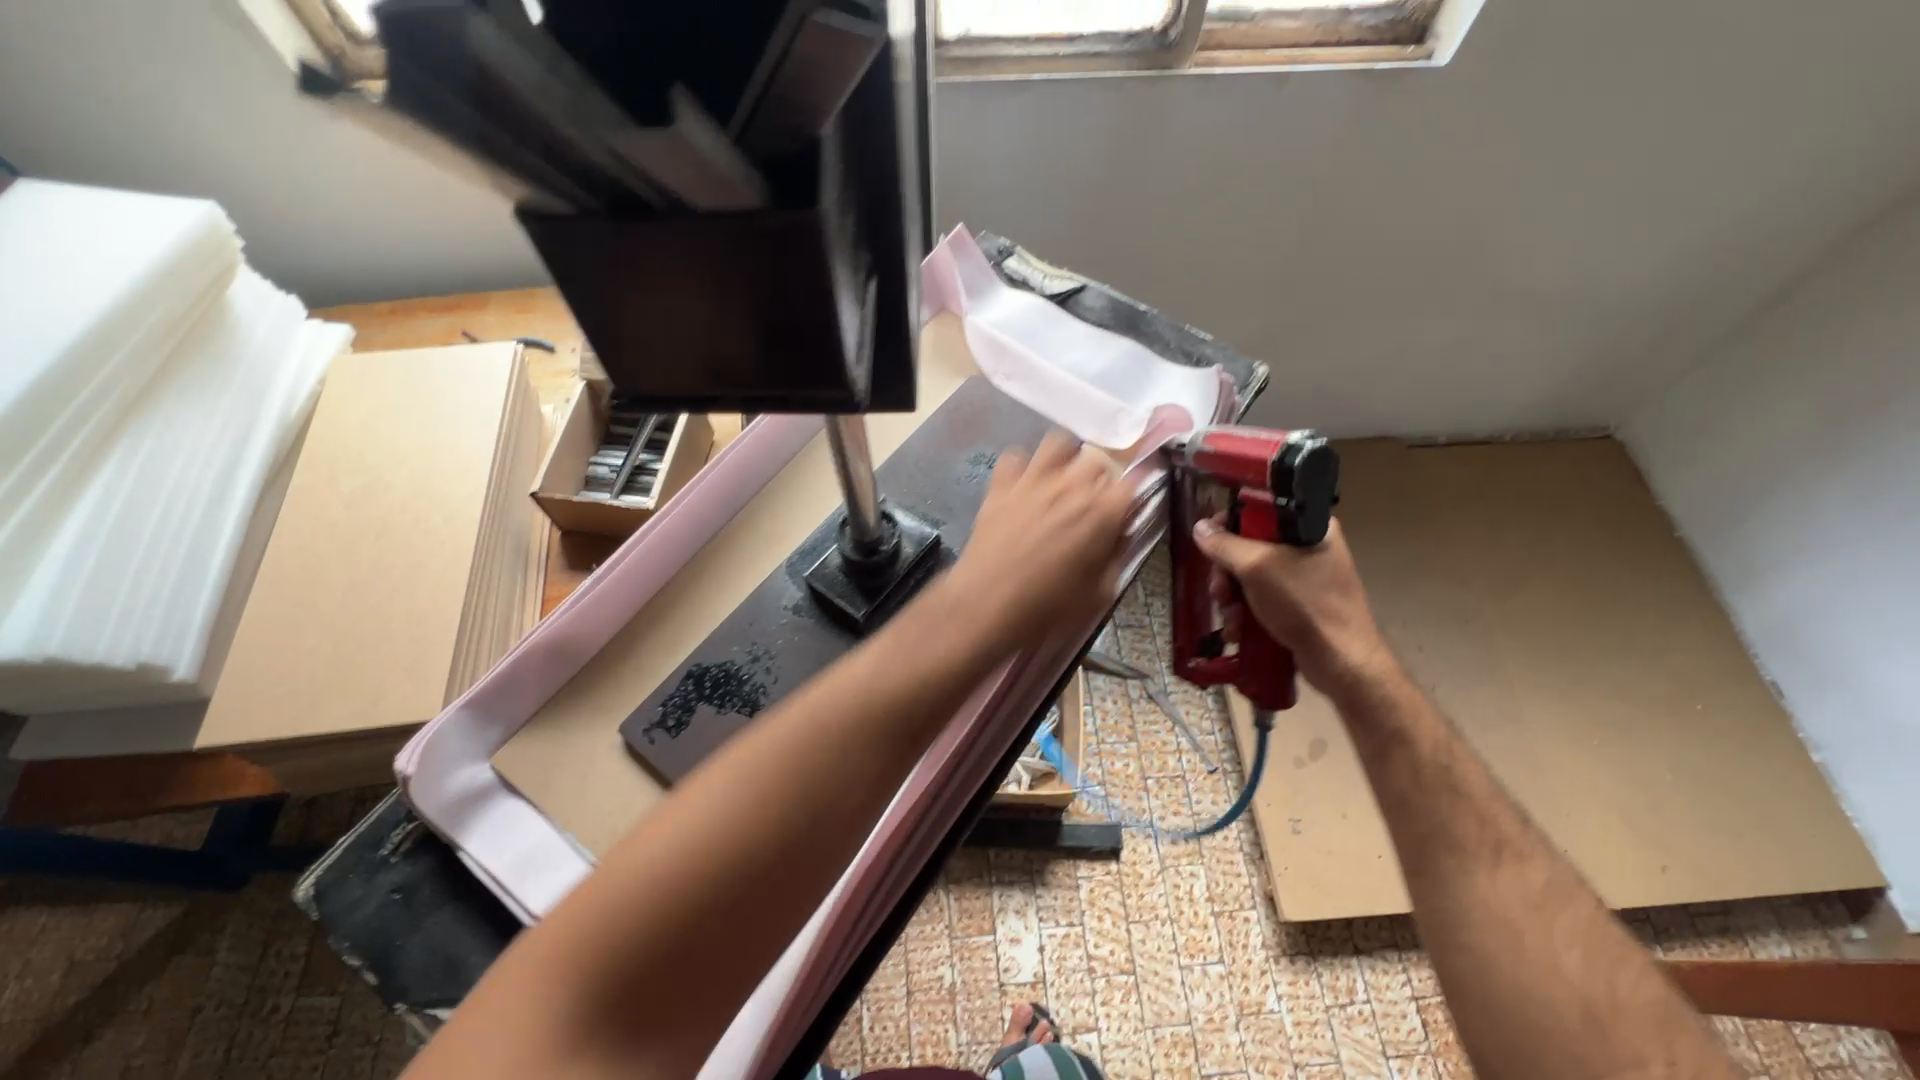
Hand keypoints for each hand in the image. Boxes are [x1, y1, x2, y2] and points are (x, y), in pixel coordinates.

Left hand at [942, 432, 1133, 645]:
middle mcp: (1072, 485)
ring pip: (1058, 443)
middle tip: (1095, 498)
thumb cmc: (1048, 607)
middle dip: (1102, 475)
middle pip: (1098, 458)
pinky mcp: (1001, 484)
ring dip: (1066, 458)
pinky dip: (1023, 467)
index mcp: (1103, 512)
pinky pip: (1015, 457)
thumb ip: (1116, 555)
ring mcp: (1033, 479)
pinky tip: (1024, 485)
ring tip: (1062, 479)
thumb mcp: (1099, 592)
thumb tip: (1120, 534)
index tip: (1128, 505)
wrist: (987, 604)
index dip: (1133, 492)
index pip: (1134, 481)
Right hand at [1192, 516, 1398, 700]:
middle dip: (1227, 573)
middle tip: (1219, 592)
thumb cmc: (1304, 603)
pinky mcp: (1299, 606)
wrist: (1341, 661)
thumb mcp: (1257, 567)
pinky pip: (1262, 600)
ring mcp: (1305, 578)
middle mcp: (1309, 547)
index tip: (1210, 546)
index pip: (1258, 510)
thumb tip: (1200, 527)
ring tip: (1231, 619)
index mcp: (1309, 525)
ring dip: (1232, 599)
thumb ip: (1224, 545)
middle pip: (1249, 547)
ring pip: (1251, 577)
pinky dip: (1245, 614)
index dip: (1229, 526)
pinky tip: (1238, 632)